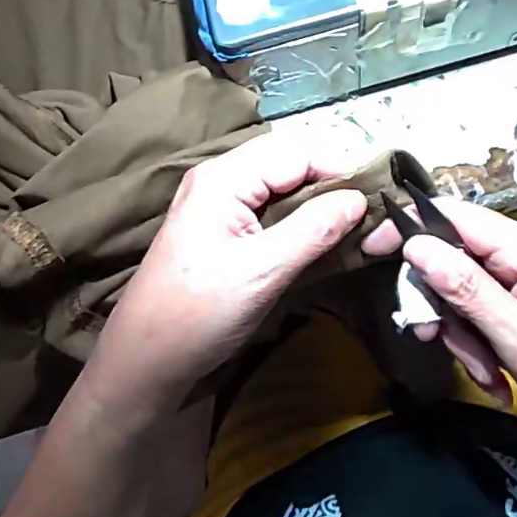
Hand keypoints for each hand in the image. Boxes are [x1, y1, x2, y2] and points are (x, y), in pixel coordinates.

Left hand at [84, 131, 368, 418]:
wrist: (143, 365)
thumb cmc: (198, 315)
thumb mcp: (263, 272)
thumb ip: (313, 229)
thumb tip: (359, 198)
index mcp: (224, 177)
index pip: (297, 151)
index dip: (338, 168)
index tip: (374, 199)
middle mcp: (221, 178)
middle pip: (290, 161)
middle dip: (331, 181)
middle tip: (367, 213)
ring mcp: (220, 201)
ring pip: (284, 183)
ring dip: (319, 200)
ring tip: (352, 224)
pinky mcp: (224, 226)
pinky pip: (272, 205)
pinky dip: (300, 216)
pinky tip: (321, 235)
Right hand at [366, 200, 516, 462]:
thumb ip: (467, 289)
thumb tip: (415, 245)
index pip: (455, 217)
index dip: (410, 229)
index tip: (371, 250)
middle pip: (456, 259)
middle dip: (445, 307)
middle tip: (440, 345)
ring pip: (467, 292)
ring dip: (465, 336)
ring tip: (487, 376)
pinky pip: (487, 312)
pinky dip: (483, 345)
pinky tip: (498, 379)